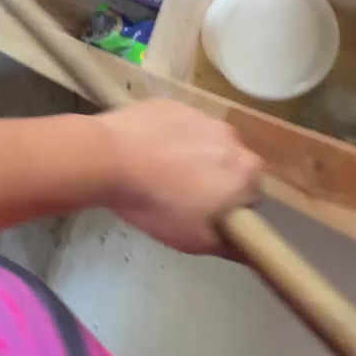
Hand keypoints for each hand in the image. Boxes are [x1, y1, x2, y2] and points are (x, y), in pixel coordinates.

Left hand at [96, 101, 260, 254]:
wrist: (104, 157)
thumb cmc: (153, 202)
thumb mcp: (194, 240)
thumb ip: (231, 247)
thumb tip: (251, 253)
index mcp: (246, 171)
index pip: (249, 194)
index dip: (225, 206)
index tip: (200, 210)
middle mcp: (230, 137)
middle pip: (227, 163)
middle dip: (210, 176)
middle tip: (175, 189)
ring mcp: (198, 114)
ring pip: (202, 140)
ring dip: (188, 151)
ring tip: (155, 166)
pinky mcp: (168, 103)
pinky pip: (175, 122)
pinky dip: (165, 133)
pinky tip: (143, 146)